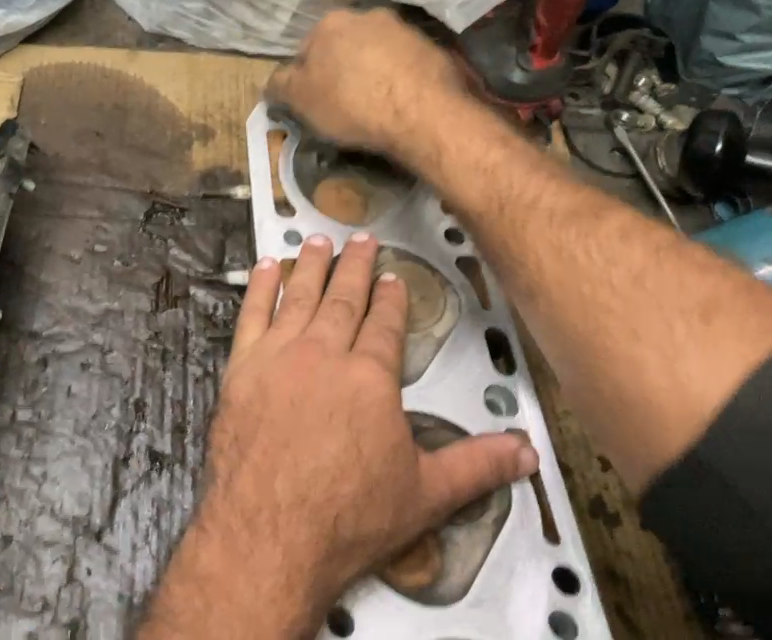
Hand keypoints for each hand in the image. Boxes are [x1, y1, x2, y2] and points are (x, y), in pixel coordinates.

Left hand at [200, 233, 537, 611]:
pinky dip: (258, 287)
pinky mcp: (241, 368)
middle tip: (362, 239)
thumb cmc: (350, 517)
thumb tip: (530, 452)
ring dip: (310, 266)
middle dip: (355, 268)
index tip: (394, 277)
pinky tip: (263, 266)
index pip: (385, 326)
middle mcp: (325, 354)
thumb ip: (477, 465)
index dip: (392, 299)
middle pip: (343, 300)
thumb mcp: (427, 494)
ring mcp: (279, 357)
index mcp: (370, 378)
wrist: (269, 532)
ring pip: (299, 297)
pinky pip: (251, 315)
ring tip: (318, 241)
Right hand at [266, 9, 493, 169]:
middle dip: (342, 68)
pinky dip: (401, 78)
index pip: (307, 49)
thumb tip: (273, 80)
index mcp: (330, 23)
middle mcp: (366, 15)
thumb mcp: (301, 100)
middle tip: (344, 103)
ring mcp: (404, 29)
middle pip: (344, 45)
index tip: (315, 101)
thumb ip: (280, 85)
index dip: (307, 78)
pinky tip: (401, 103)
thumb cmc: (351, 103)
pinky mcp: (432, 47)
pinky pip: (406, 63)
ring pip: (377, 51)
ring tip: (376, 105)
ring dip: (373, 70)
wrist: (422, 113)